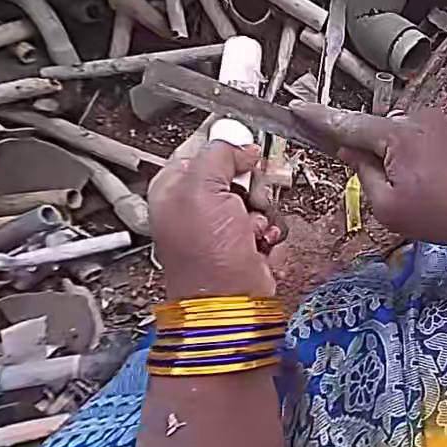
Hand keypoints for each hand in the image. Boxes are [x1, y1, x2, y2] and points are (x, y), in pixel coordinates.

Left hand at [148, 142, 278, 298]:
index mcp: (174, 185)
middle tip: (250, 197)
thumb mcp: (202, 188)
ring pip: (259, 194)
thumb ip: (219, 154)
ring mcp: (224, 222)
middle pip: (237, 169)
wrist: (229, 300)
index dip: (226, 146)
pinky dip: (272, 231)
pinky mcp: (247, 240)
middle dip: (252, 183)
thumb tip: (242, 148)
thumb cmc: (205, 253)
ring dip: (265, 210)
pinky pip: (270, 220)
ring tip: (255, 228)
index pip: (202, 146)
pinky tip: (262, 242)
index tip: (243, 150)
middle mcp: (197, 202)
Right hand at [291, 104, 446, 246]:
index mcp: (394, 134)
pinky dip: (410, 156)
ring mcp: (435, 121)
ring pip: (395, 136)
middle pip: (371, 130)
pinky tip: (424, 181)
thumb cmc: (442, 213)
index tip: (296, 107)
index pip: (345, 123)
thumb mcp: (388, 206)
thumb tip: (350, 152)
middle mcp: (414, 118)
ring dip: (390, 156)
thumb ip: (362, 174)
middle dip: (364, 152)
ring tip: (411, 191)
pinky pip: (416, 138)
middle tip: (377, 186)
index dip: (317, 117)